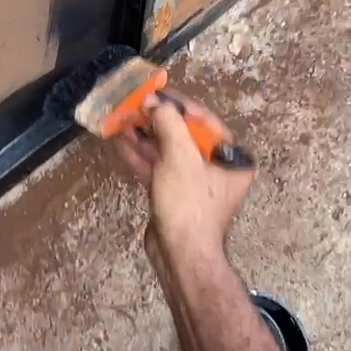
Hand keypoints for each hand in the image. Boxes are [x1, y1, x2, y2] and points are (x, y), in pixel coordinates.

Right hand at [112, 92, 255, 262]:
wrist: (180, 257)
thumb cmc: (188, 202)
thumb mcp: (179, 155)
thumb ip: (167, 121)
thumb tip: (153, 102)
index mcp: (230, 158)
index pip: (203, 120)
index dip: (176, 104)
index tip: (153, 94)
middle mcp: (215, 168)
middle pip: (182, 134)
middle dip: (154, 120)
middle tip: (132, 106)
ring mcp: (193, 183)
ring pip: (166, 150)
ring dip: (143, 135)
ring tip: (121, 119)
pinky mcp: (174, 195)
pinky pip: (157, 167)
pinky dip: (140, 155)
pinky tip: (120, 141)